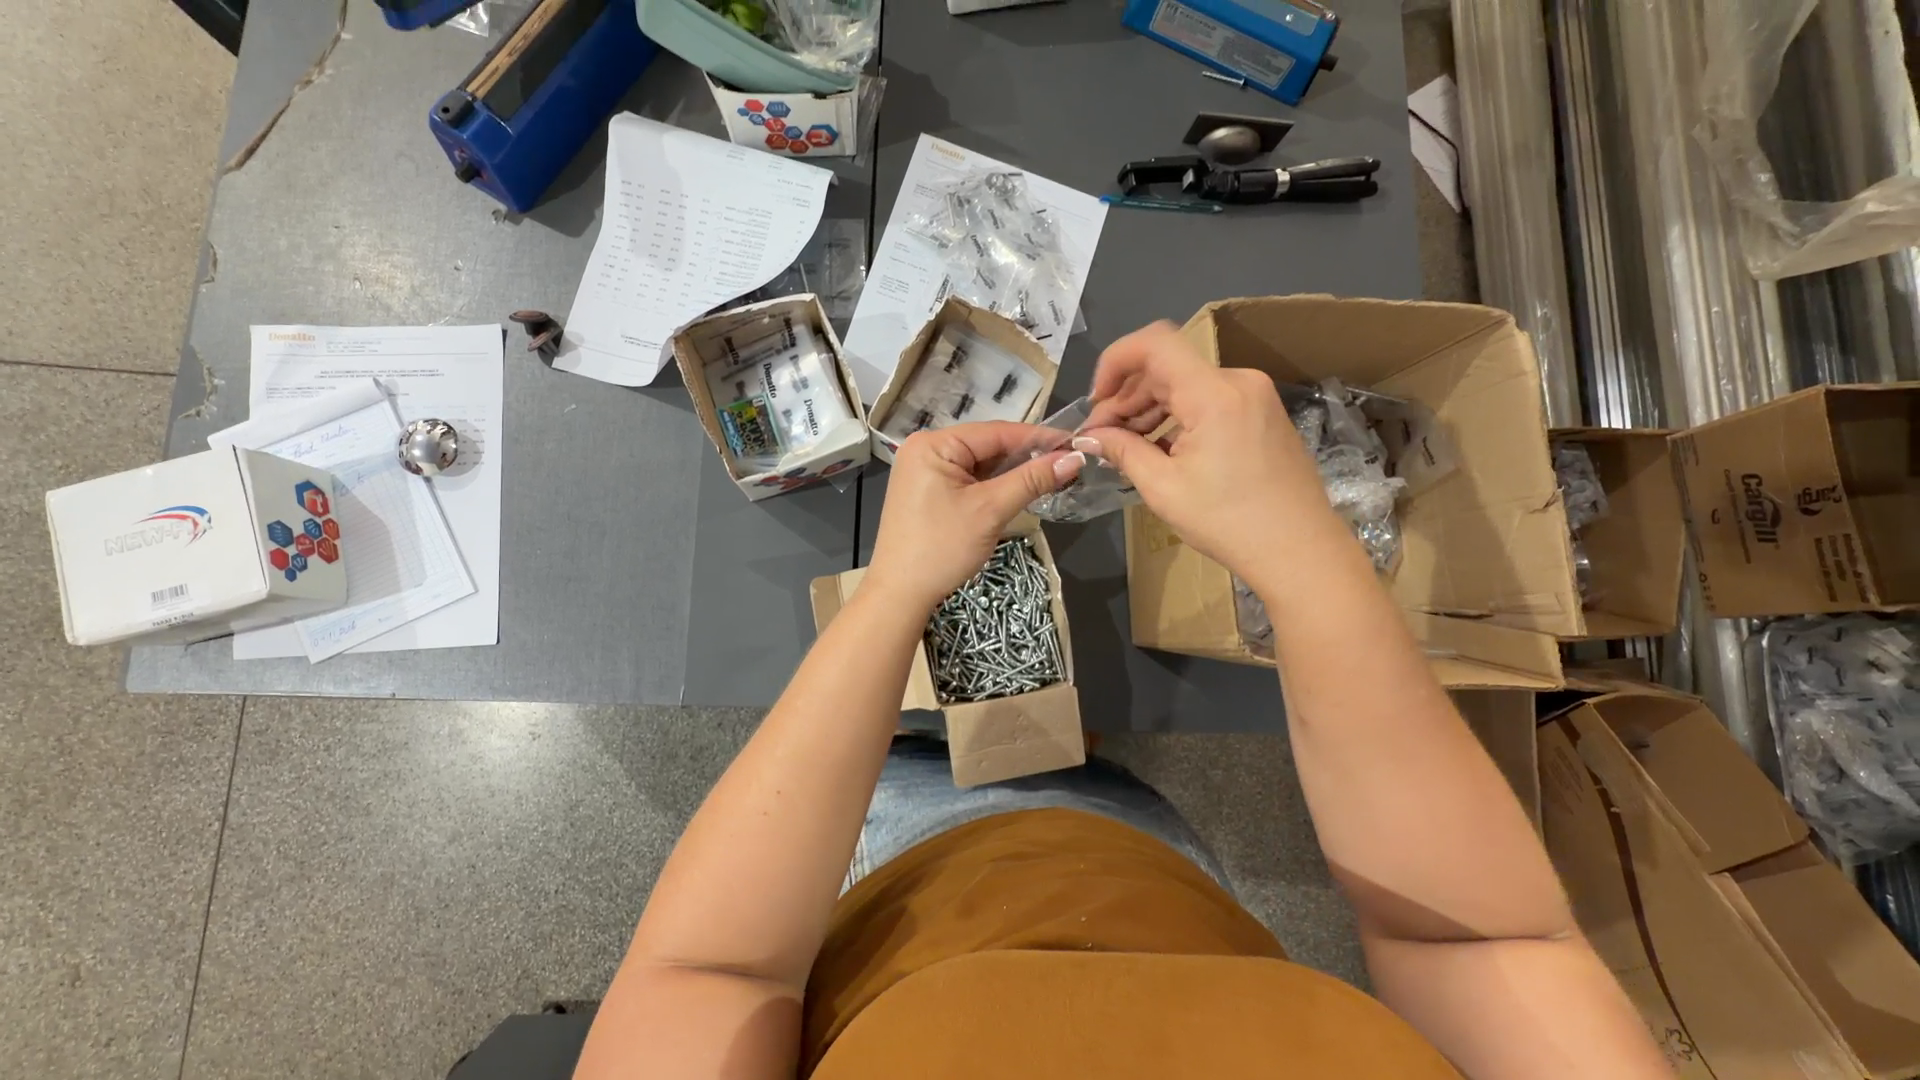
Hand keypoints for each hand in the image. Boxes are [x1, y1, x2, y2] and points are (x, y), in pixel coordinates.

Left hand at [865, 422, 1084, 614]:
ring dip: (1011, 473)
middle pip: (987, 445)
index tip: (1074, 444)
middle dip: (1025, 456)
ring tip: (1051, 478)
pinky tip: (1019, 491)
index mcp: (933, 444)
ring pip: (979, 464)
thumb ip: (1032, 480)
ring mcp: (924, 472)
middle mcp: (925, 449)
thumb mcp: (991, 510)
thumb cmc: (942, 547)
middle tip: (1067, 464)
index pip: (995, 432)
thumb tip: (1074, 458)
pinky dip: (993, 486)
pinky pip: (968, 480)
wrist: (900, 593)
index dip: (1038, 438)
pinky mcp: (927, 493)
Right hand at [1074, 321, 1336, 577]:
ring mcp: (1255, 396)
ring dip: (1150, 408)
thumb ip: (1122, 451)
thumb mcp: (1163, 489)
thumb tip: (1089, 436)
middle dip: (1127, 396)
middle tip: (1101, 436)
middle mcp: (1238, 382)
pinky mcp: (1263, 413)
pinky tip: (1161, 449)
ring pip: (1187, 384)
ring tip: (1126, 447)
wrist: (1301, 550)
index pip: (1154, 344)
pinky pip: (1209, 400)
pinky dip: (1178, 417)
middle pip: (1168, 367)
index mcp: (1214, 394)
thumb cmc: (1228, 522)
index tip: (1096, 401)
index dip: (1115, 361)